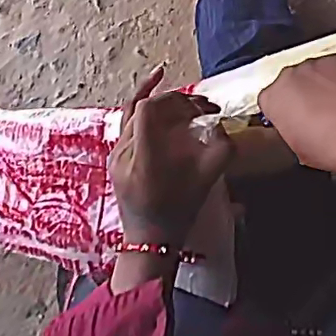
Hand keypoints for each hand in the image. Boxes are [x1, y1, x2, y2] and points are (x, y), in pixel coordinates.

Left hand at [110, 66, 233, 244]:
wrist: (150, 239)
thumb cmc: (179, 210)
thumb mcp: (208, 180)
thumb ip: (221, 148)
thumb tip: (219, 124)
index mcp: (144, 157)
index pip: (149, 109)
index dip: (174, 99)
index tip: (197, 106)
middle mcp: (125, 151)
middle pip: (144, 108)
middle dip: (175, 102)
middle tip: (202, 108)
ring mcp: (116, 154)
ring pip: (134, 114)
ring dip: (160, 104)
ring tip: (180, 96)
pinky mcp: (114, 157)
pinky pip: (127, 125)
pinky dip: (142, 110)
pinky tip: (153, 98)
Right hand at [257, 55, 335, 181]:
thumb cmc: (335, 147)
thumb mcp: (299, 150)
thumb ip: (288, 130)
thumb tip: (294, 125)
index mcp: (273, 98)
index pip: (267, 102)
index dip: (281, 114)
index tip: (293, 124)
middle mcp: (289, 75)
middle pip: (287, 84)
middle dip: (298, 97)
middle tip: (314, 116)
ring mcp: (314, 64)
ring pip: (308, 75)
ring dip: (316, 87)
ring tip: (334, 107)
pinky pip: (329, 70)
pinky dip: (335, 80)